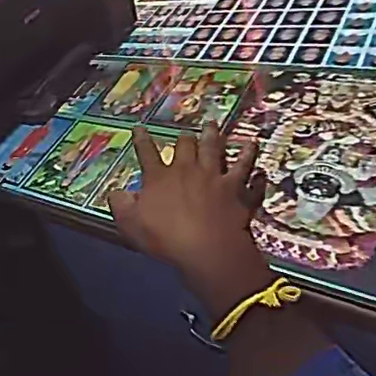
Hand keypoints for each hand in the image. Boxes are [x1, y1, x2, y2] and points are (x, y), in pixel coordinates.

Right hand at [108, 126, 333, 375]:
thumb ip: (121, 204)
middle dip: (185, 137)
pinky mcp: (239, 191)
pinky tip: (258, 165)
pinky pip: (249, 174)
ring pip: (217, 151)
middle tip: (187, 131)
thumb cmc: (164, 238)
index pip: (147, 153)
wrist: (207, 249)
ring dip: (216, 137)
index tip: (139, 127)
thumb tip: (117, 192)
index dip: (141, 139)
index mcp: (160, 178)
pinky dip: (253, 168)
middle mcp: (188, 171)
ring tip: (215, 126)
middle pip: (186, 146)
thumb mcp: (130, 223)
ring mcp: (216, 179)